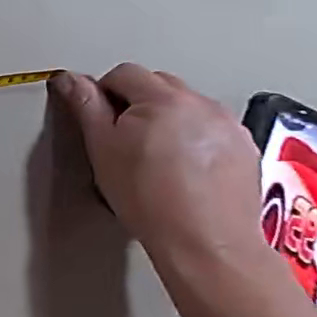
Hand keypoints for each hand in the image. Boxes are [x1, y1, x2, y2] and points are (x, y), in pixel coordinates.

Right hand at [50, 64, 261, 265]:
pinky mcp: (245, 147)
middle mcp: (201, 104)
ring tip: (155, 157)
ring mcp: (228, 125)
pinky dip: (194, 137)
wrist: (205, 243)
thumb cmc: (152, 201)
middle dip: (137, 102)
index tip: (100, 117)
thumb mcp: (102, 148)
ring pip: (186, 105)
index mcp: (163, 99)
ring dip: (168, 118)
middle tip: (123, 138)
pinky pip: (211, 127)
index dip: (104, 92)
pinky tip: (181, 167)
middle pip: (158, 84)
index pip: (125, 73)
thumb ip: (86, 106)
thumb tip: (71, 81)